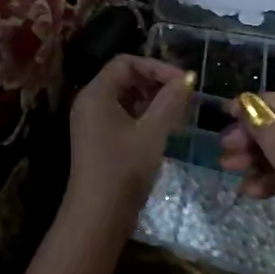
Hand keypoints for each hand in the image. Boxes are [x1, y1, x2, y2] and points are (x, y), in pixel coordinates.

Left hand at [67, 55, 191, 229]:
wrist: (99, 211)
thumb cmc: (124, 167)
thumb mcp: (152, 131)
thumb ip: (169, 101)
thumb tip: (185, 80)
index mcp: (95, 93)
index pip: (125, 62)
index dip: (156, 67)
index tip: (185, 81)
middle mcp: (89, 102)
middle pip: (123, 78)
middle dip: (155, 82)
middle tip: (184, 97)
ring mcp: (91, 121)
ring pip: (123, 98)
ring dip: (151, 100)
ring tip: (179, 112)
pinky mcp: (97, 138)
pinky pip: (120, 115)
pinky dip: (142, 116)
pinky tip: (164, 127)